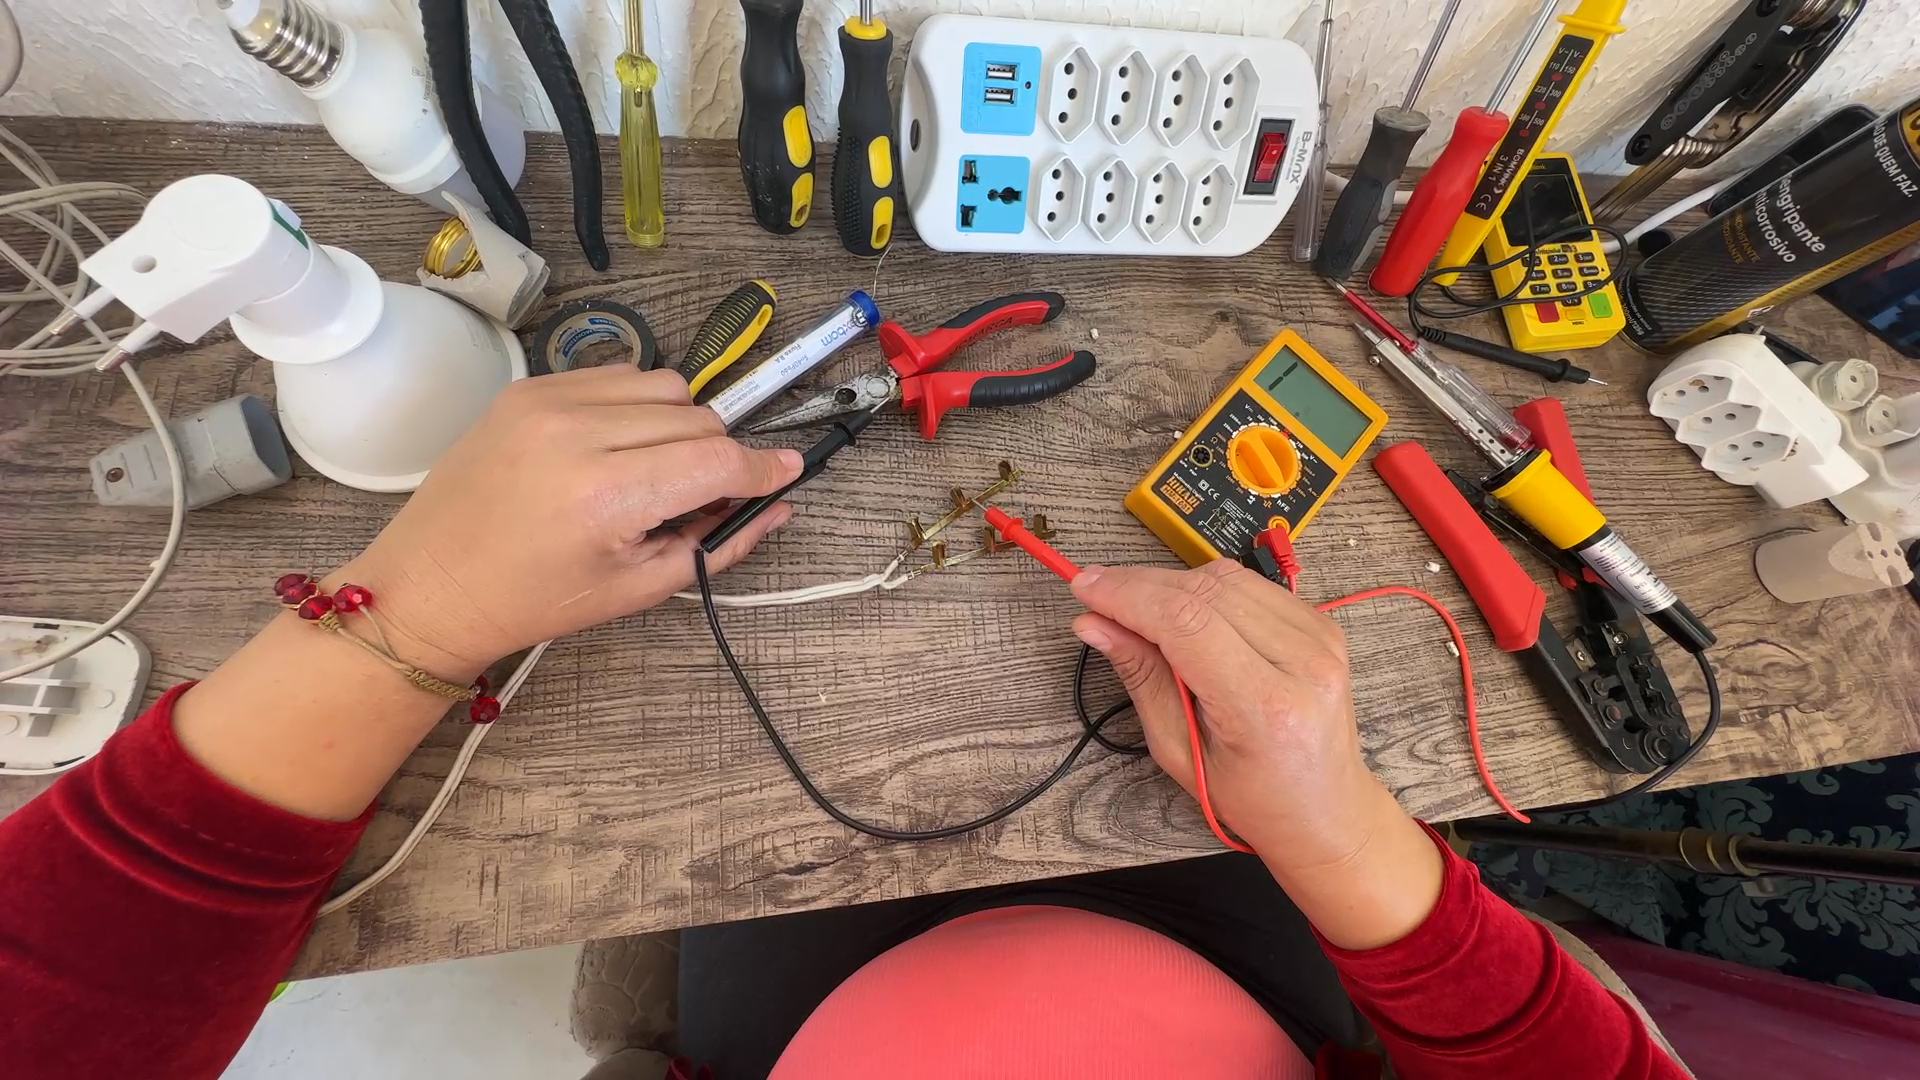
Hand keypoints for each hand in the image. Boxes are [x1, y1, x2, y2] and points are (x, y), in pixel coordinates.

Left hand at [337, 366, 802, 677]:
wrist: (432, 584)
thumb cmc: (542, 600)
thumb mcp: (643, 587)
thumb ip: (723, 544)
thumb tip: (779, 506)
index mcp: (606, 496)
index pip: (717, 461)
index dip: (764, 469)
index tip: (789, 471)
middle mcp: (579, 433)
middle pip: (701, 420)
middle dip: (721, 457)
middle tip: (703, 496)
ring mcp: (550, 400)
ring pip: (670, 388)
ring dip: (685, 426)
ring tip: (658, 468)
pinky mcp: (531, 385)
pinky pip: (625, 375)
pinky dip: (644, 406)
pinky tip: (622, 443)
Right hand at [1069, 560, 1392, 870]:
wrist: (1328, 811)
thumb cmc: (1250, 795)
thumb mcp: (1177, 750)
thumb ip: (1140, 676)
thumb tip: (1093, 623)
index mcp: (1265, 707)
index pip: (1186, 623)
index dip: (1127, 596)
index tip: (1084, 587)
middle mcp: (1303, 662)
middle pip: (1202, 591)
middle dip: (1138, 584)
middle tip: (1095, 592)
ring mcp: (1319, 637)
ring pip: (1223, 577)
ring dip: (1167, 583)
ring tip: (1134, 607)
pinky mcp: (1321, 624)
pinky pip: (1246, 584)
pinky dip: (1202, 588)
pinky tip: (1182, 612)